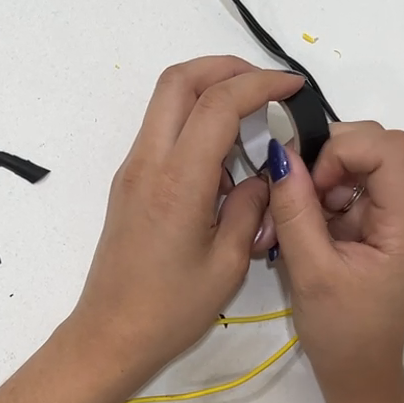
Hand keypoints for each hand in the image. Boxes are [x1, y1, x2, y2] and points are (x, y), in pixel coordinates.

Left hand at [66, 57, 305, 385]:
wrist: (110, 334)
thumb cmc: (171, 309)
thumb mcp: (228, 263)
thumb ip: (253, 207)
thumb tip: (266, 173)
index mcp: (177, 181)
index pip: (218, 103)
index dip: (260, 84)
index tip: (293, 88)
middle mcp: (147, 163)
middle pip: (179, 80)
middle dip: (226, 68)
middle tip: (266, 86)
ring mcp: (132, 170)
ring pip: (166, 102)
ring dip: (208, 94)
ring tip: (250, 126)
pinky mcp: (128, 183)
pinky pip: (161, 132)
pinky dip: (193, 124)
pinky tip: (224, 160)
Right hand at [265, 122, 403, 397]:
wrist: (358, 370)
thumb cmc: (340, 330)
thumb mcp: (310, 270)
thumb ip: (294, 210)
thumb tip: (279, 154)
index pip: (388, 147)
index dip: (343, 150)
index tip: (311, 185)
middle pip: (375, 146)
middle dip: (327, 160)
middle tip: (296, 198)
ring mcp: (396, 216)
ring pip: (359, 163)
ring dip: (319, 180)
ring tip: (294, 219)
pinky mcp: (378, 224)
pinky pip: (350, 187)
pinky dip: (320, 197)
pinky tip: (304, 228)